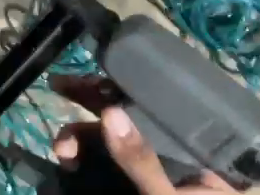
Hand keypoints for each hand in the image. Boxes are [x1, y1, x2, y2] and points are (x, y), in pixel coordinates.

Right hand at [49, 77, 235, 194]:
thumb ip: (143, 162)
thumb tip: (110, 110)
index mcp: (202, 164)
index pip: (162, 112)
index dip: (124, 90)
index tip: (89, 76)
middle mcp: (177, 164)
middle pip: (130, 121)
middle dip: (91, 108)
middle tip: (57, 88)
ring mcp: (153, 178)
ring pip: (110, 140)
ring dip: (79, 137)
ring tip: (61, 152)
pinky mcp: (130, 189)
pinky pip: (104, 163)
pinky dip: (82, 156)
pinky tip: (66, 159)